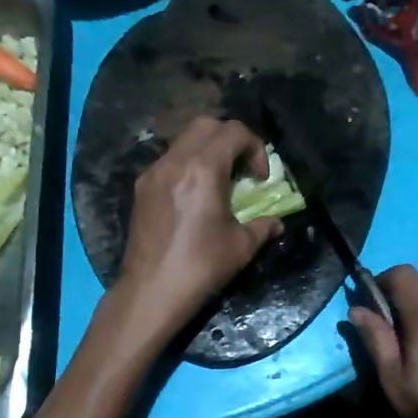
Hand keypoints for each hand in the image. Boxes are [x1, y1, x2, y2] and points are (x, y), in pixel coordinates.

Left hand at [116, 115, 283, 331]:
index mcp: (202, 169)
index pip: (234, 131)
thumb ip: (262, 227)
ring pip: (183, 141)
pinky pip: (168, 162)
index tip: (260, 179)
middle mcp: (174, 162)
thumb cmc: (199, 268)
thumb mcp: (240, 247)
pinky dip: (187, 166)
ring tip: (219, 183)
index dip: (256, 148)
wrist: (150, 292)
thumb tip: (276, 223)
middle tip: (241, 170)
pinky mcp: (141, 189)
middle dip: (230, 140)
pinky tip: (194, 197)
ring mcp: (153, 174)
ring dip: (207, 151)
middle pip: (206, 125)